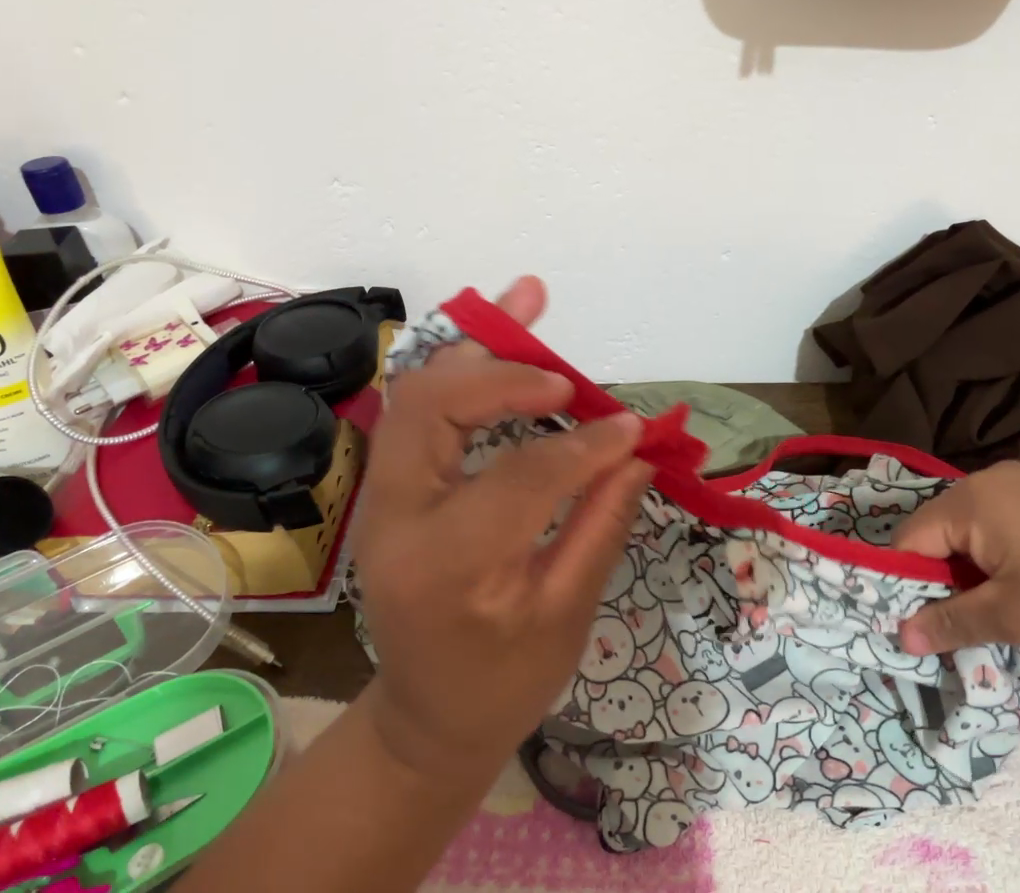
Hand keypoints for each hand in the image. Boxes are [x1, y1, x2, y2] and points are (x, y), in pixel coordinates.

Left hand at [349, 277, 653, 781]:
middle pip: (436, 406)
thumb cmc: (504, 684)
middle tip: (565, 373)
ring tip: (526, 301)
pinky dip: (458, 372)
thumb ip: (601, 522)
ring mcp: (381, 500)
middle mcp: (397, 519)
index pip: (522, 476)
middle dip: (506, 373)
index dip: (586, 444)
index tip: (633, 426)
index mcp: (448, 565)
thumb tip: (638, 450)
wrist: (427, 717)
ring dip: (474, 351)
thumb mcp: (565, 614)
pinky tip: (494, 343)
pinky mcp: (387, 488)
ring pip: (416, 394)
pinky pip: (417, 410)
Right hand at [893, 461, 1019, 670]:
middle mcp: (995, 479)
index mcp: (973, 498)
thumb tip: (900, 635)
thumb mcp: (1014, 619)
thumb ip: (949, 623)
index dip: (904, 586)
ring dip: (973, 577)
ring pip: (975, 534)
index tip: (914, 629)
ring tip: (995, 620)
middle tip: (954, 631)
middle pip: (940, 533)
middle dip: (941, 582)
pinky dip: (1003, 563)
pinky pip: (1008, 529)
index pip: (908, 540)